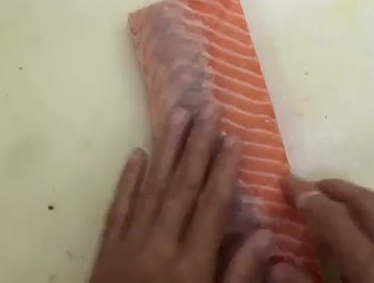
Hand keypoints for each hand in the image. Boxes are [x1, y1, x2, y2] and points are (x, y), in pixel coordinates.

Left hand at [88, 107, 271, 282]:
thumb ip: (238, 277)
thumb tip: (267, 235)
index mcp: (190, 264)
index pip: (212, 206)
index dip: (224, 170)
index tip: (235, 136)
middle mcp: (160, 246)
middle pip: (183, 187)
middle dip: (198, 146)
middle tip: (209, 107)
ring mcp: (130, 246)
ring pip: (151, 187)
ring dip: (166, 149)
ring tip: (178, 114)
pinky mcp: (105, 253)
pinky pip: (117, 209)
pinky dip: (128, 180)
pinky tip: (137, 153)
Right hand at [276, 176, 373, 282]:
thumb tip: (278, 264)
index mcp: (372, 268)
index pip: (335, 217)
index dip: (308, 197)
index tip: (287, 182)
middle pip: (367, 203)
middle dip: (336, 188)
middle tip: (310, 186)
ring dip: (356, 203)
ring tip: (330, 205)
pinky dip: (371, 224)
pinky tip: (356, 239)